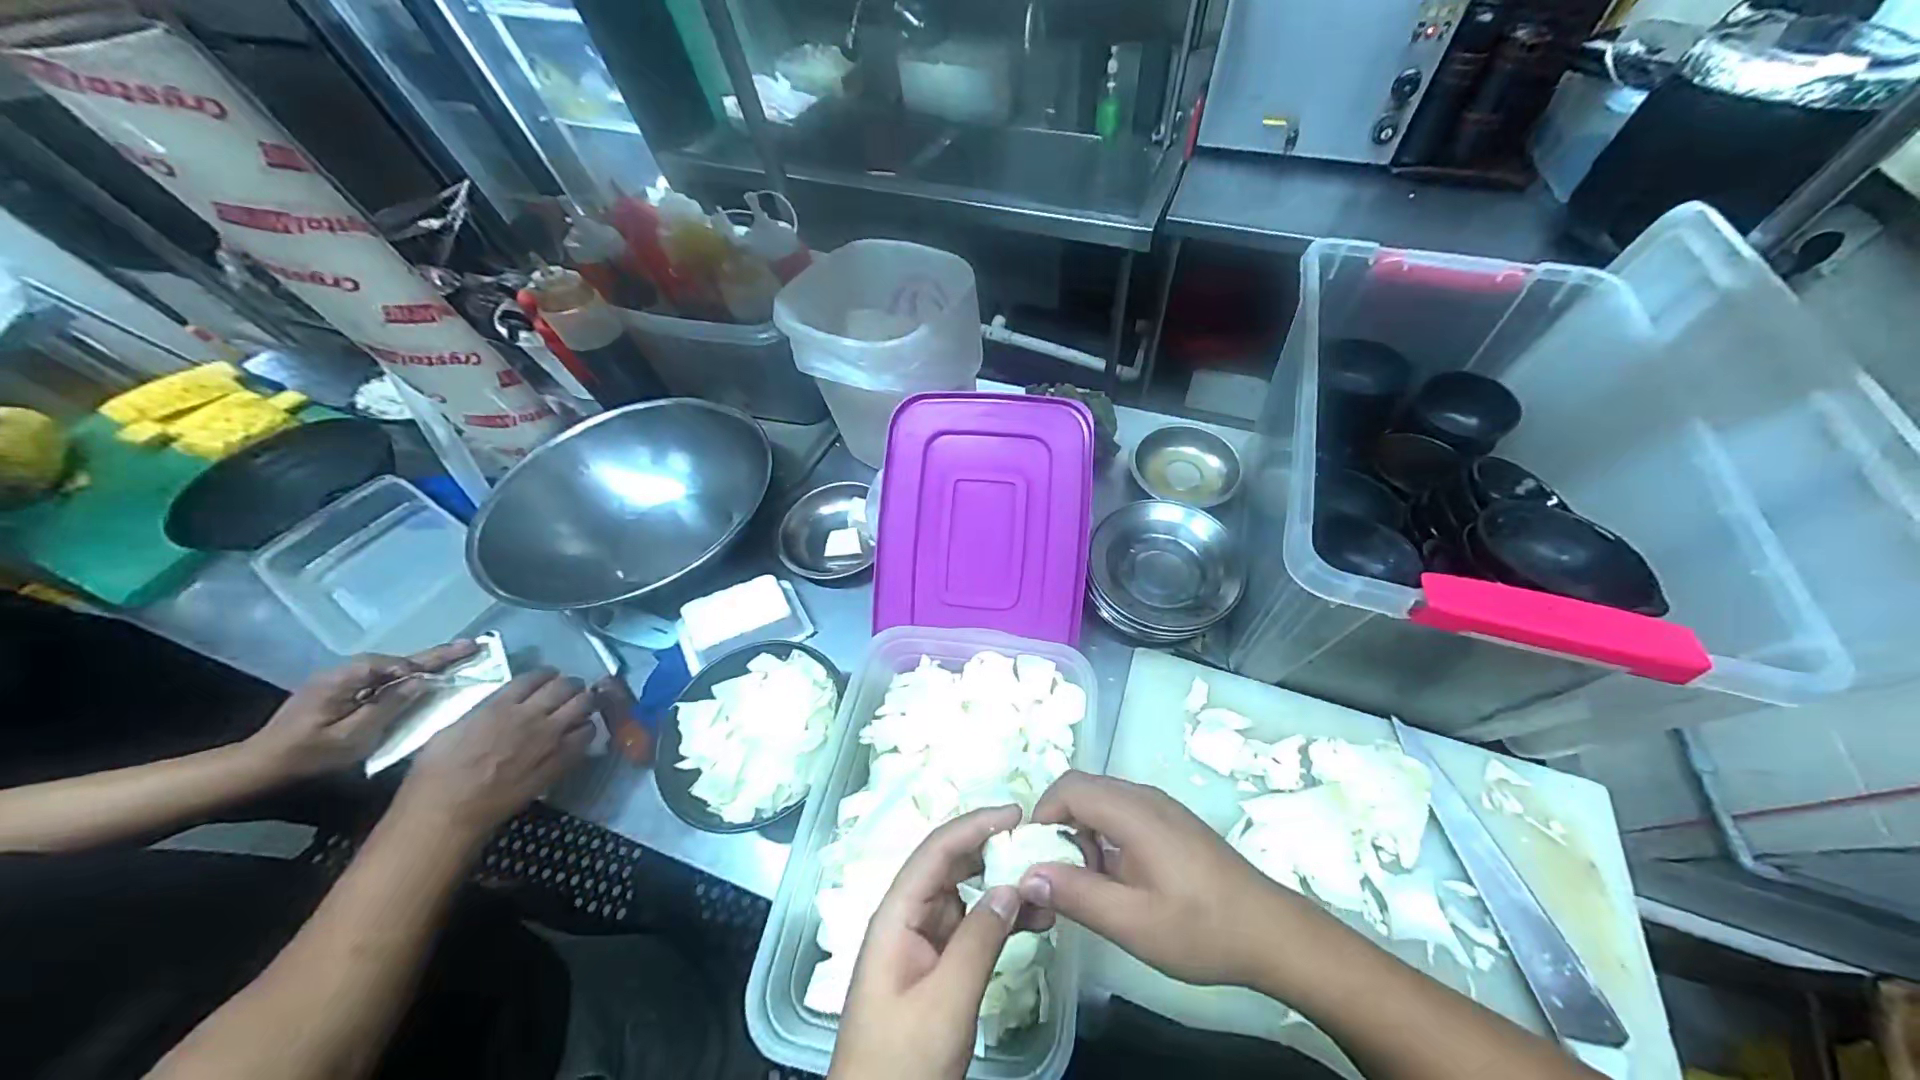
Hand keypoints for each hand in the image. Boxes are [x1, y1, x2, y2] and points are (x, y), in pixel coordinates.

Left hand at [243, 641, 479, 778]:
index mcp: (345, 679)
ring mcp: (340, 680)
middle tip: (472, 645)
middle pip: (398, 660)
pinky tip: (423, 677)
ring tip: (456, 657)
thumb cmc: (307, 756)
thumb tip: (423, 681)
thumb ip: (389, 706)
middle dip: (437, 654)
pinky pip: (381, 677)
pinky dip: (407, 674)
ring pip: (391, 667)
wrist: (258, 768)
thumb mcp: (352, 736)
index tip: (454, 668)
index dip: (426, 665)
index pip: (395, 664)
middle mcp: (344, 672)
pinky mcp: (339, 691)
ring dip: (424, 663)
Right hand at [393, 669, 595, 834]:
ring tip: (581, 707)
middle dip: (571, 684)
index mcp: (500, 706)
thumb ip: (483, 713)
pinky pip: (587, 734)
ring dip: (585, 702)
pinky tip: (580, 732)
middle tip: (572, 689)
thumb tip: (500, 709)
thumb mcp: (452, 730)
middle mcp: (530, 715)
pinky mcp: (561, 759)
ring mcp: (549, 736)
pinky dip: (587, 728)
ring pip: (584, 705)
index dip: (546, 674)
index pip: (535, 677)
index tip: (549, 677)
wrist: (448, 813)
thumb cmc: (436, 775)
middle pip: (566, 686)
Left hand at [830, 805, 1045, 1079]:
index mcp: (896, 915)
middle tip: (1037, 843)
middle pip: (951, 867)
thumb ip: (978, 940)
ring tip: (1045, 883)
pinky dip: (1002, 919)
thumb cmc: (901, 1058)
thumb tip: (1011, 886)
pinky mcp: (938, 965)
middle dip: (992, 851)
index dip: (973, 825)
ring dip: (1002, 886)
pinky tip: (1034, 919)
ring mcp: (923, 942)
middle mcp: (908, 918)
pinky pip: (972, 927)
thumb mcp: (945, 1001)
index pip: (935, 852)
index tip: (1015, 813)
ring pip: (966, 896)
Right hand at [1018, 770, 1306, 989]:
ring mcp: (1160, 807)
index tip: (1035, 859)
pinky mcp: (1170, 822)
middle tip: (1057, 874)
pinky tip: (1116, 880)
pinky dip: (1103, 837)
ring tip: (1088, 883)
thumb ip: (1076, 895)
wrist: (1272, 933)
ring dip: (1081, 834)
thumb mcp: (1132, 922)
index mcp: (1133, 811)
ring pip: (1100, 801)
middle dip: (1058, 826)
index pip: (1068, 788)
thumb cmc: (1201, 928)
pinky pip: (1120, 813)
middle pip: (1081, 790)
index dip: (1042, 817)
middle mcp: (1144, 797)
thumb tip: (1026, 876)